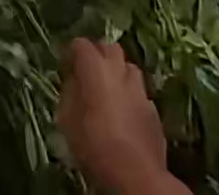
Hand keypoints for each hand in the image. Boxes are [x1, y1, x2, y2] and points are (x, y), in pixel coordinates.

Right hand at [59, 39, 190, 194]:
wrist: (135, 175)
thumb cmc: (93, 144)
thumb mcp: (66, 119)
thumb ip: (69, 92)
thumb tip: (73, 83)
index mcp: (95, 67)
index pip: (80, 44)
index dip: (70, 54)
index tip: (65, 70)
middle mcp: (119, 70)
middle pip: (108, 47)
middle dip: (97, 55)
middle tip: (87, 74)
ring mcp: (139, 89)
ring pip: (128, 67)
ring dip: (117, 73)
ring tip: (108, 91)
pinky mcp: (153, 109)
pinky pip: (139, 92)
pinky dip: (130, 96)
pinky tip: (124, 113)